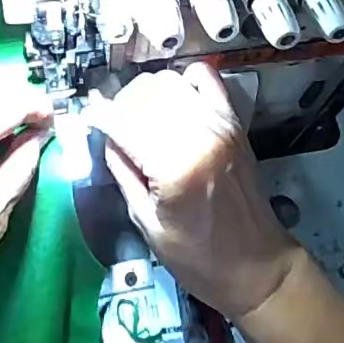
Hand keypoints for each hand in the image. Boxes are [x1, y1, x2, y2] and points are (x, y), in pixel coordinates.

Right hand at [88, 63, 304, 320]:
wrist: (256, 264)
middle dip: (121, 104)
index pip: (124, 120)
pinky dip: (184, 81)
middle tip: (113, 125)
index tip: (87, 118)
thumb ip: (124, 173)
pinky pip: (205, 77)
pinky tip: (173, 102)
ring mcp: (220, 123)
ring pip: (170, 81)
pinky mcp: (233, 121)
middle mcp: (200, 135)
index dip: (98, 115)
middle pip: (145, 92)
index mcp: (175, 166)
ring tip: (140, 118)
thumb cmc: (199, 258)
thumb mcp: (147, 223)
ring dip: (148, 93)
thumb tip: (107, 136)